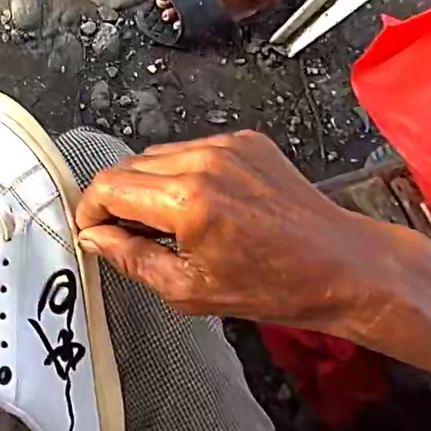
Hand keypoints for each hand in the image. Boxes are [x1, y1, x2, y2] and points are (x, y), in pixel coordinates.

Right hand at [73, 131, 430, 336]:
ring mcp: (227, 147)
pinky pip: (187, 151)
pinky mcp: (243, 141)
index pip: (108, 186)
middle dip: (115, 200)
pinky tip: (196, 206)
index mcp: (189, 201)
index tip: (92, 228)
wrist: (341, 266)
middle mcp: (206, 163)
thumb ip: (130, 258)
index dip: (90, 210)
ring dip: (145, 187)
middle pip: (125, 167)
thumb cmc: (278, 284)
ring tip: (166, 223)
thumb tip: (97, 239)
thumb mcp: (187, 289)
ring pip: (153, 157)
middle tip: (125, 233)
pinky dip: (177, 176)